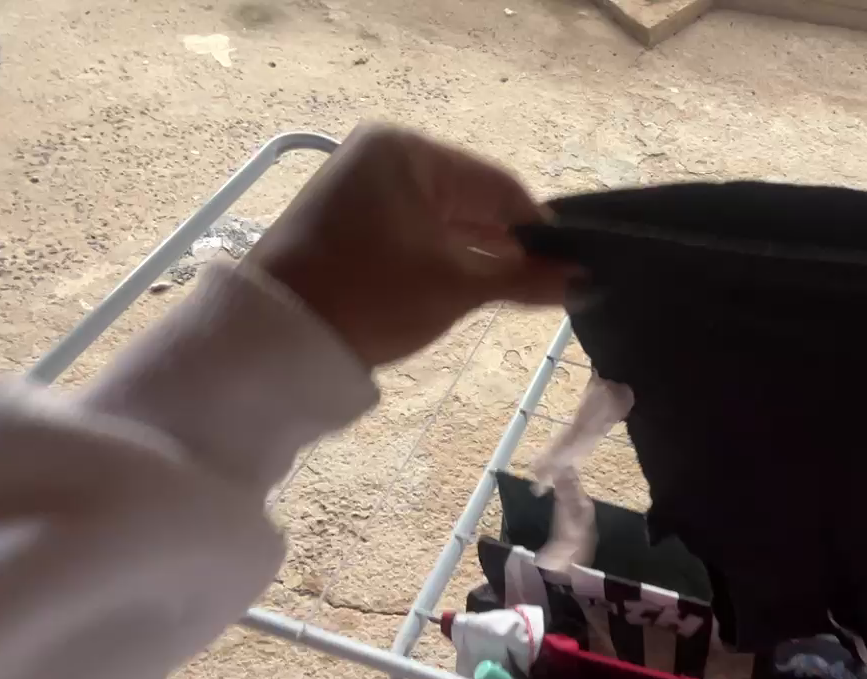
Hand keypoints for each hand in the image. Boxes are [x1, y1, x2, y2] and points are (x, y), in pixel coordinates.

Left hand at [244, 122, 568, 367]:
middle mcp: (389, 160)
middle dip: (514, 247)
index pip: (499, 186)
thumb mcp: (457, 287)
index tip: (573, 269)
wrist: (282, 337)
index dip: (540, 230)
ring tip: (525, 295)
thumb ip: (525, 279)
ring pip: (454, 224)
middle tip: (554, 287)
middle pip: (477, 204)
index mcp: (410, 154)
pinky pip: (428, 237)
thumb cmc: (373, 296)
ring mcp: (372, 192)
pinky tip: (484, 290)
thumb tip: (585, 280)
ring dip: (488, 260)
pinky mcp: (362, 225)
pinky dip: (456, 262)